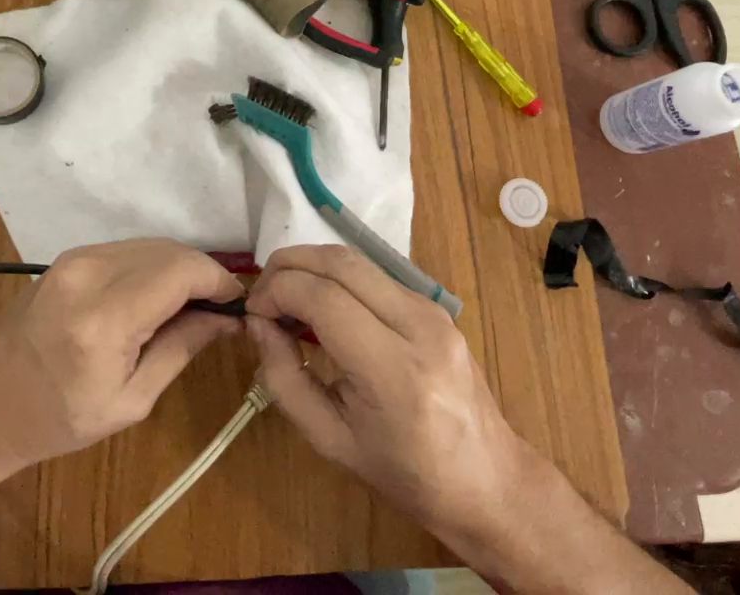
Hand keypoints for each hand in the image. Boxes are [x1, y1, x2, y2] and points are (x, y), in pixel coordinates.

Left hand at [0, 238, 244, 487]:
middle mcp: (89, 273)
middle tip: (219, 311)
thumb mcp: (131, 401)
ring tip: (191, 308)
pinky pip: (128, 249)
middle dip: (203, 274)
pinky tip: (157, 298)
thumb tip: (228, 318)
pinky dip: (154, 266)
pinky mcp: (69, 257)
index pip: (181, 270)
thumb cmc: (56, 420)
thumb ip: (182, 348)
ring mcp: (75, 258)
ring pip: (151, 244)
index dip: (219, 282)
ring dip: (180, 268)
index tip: (238, 306)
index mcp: (104, 318)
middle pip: (170, 250)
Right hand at [244, 244, 526, 553]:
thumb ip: (284, 378)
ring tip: (285, 297)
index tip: (253, 311)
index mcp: (394, 372)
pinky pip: (374, 274)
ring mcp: (433, 311)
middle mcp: (419, 327)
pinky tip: (320, 304)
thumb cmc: (404, 473)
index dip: (277, 291)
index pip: (324, 298)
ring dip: (311, 266)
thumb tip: (257, 323)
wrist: (486, 479)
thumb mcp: (329, 439)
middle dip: (288, 265)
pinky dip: (336, 277)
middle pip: (340, 262)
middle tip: (262, 294)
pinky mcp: (435, 306)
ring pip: (357, 260)